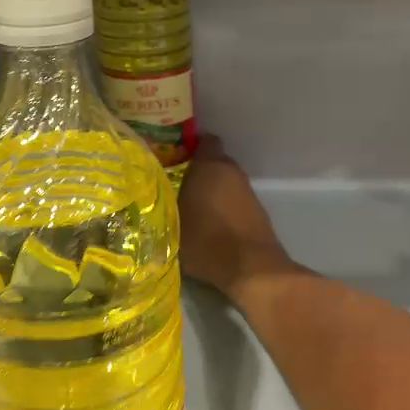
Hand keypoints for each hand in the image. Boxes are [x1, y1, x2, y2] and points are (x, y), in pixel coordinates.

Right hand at [177, 135, 295, 302]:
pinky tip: (212, 226)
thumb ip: (162, 204)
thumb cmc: (206, 240)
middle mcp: (231, 171)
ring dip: (212, 191)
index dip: (190, 147)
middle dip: (199, 171)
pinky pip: (235, 200)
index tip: (174, 157)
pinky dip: (225, 208)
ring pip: (226, 182)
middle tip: (178, 185)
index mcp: (209, 165)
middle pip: (214, 162)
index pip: (204, 141)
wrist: (252, 269)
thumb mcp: (172, 223)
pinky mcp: (258, 211)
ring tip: (192, 209)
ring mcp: (248, 191)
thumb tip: (151, 199)